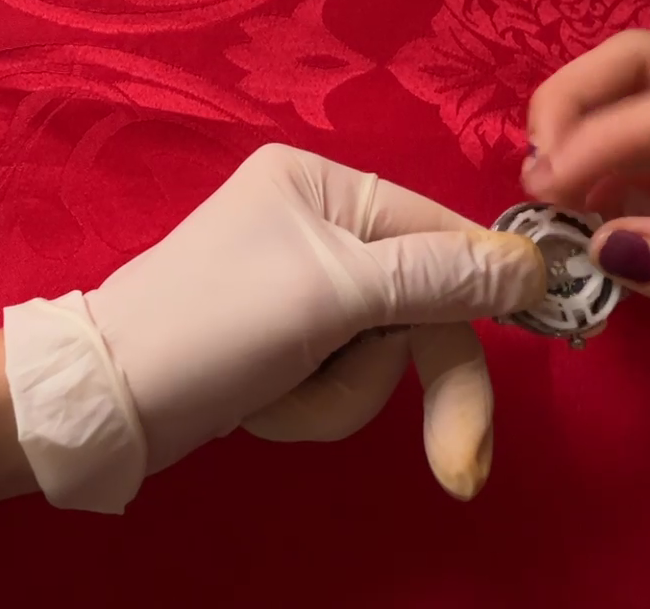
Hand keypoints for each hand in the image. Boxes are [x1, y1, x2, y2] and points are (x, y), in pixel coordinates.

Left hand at [4, 144, 544, 510]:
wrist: (110, 398)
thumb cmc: (215, 323)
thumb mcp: (332, 292)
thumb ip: (436, 277)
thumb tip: (530, 262)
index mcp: (318, 183)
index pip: (434, 229)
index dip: (482, 286)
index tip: (539, 329)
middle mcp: (312, 221)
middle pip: (413, 299)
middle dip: (412, 375)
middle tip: (456, 465)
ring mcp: (298, 282)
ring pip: (378, 349)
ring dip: (340, 390)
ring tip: (279, 391)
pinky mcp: (284, 335)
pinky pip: (338, 374)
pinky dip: (311, 401)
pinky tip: (260, 401)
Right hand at [521, 31, 649, 442]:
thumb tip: (607, 249)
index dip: (614, 133)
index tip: (549, 186)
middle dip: (577, 101)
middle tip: (536, 170)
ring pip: (635, 100)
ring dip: (576, 135)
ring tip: (544, 197)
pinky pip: (640, 161)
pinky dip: (595, 180)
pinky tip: (576, 215)